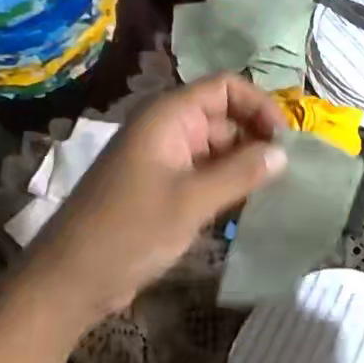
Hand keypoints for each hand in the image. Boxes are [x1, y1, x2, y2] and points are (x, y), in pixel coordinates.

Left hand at [20, 73, 286, 328]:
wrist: (73, 274)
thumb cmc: (130, 229)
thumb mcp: (191, 201)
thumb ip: (240, 173)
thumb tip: (283, 152)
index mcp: (167, 116)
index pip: (224, 87)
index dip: (258, 106)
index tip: (286, 142)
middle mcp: (164, 129)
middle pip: (222, 117)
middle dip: (256, 139)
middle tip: (290, 175)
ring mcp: (161, 160)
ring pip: (214, 149)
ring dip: (243, 166)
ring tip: (277, 193)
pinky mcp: (160, 188)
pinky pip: (202, 175)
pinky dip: (225, 185)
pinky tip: (249, 209)